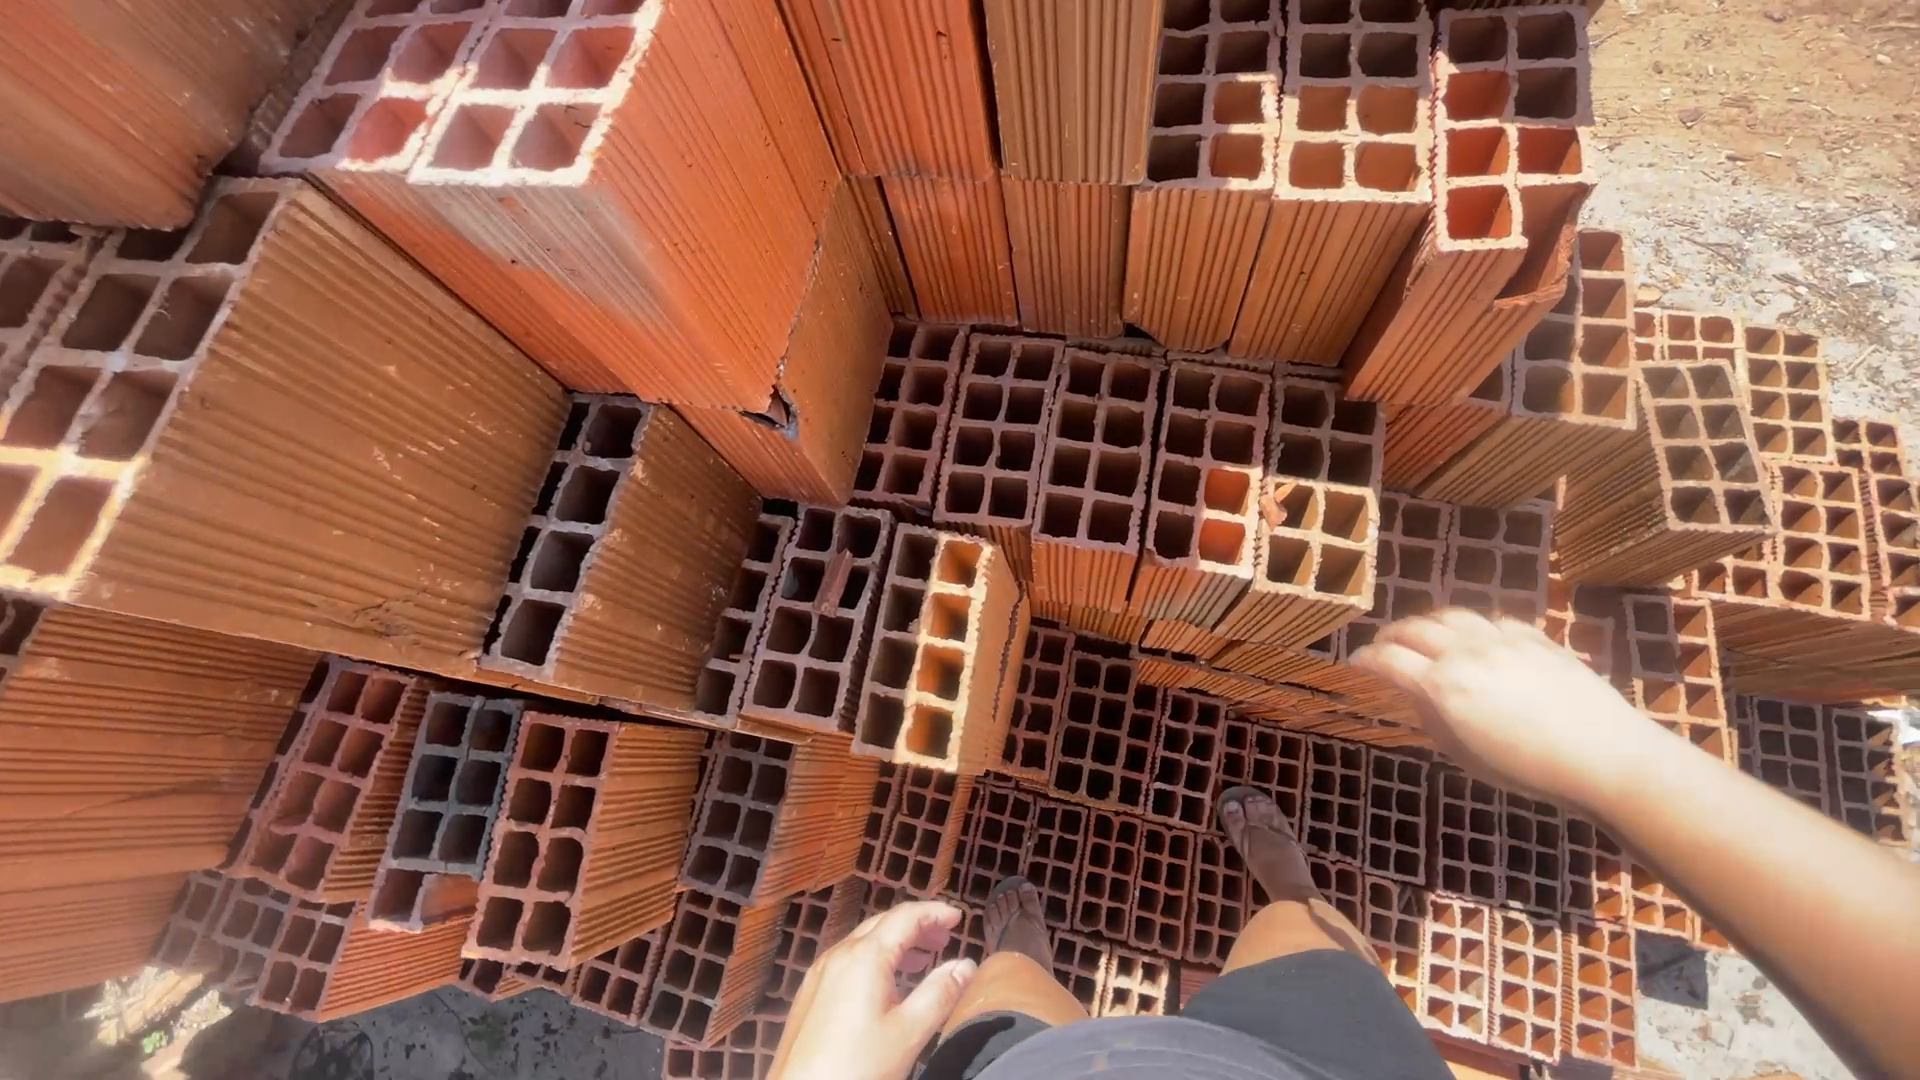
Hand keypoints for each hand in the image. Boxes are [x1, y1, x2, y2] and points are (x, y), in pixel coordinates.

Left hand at [768, 901, 977, 1079]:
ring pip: (864, 941)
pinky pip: (848, 959)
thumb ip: (939, 994)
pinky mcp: (810, 992)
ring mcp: (821, 972)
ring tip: (922, 959)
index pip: (906, 917)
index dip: (935, 913)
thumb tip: (966, 964)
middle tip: (944, 938)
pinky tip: (885, 984)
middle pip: (884, 924)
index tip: (958, 917)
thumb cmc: (858, 1068)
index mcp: (866, 955)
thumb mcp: (908, 1033)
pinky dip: (875, 958)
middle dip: (917, 926)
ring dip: (896, 942)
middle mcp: (840, 953)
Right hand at [1351, 608, 1663, 813]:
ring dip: (1428, 623)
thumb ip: (1432, 715)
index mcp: (1442, 686)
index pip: (1387, 660)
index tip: (1355, 661)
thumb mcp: (1463, 753)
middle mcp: (1466, 653)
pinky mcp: (1537, 639)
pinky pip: (1494, 621)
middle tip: (1382, 646)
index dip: (1364, 658)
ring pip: (1451, 615)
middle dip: (1390, 636)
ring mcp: (1503, 641)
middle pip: (1413, 629)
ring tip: (1423, 635)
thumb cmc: (1529, 770)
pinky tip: (1476, 640)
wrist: (1611, 760)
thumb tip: (1418, 692)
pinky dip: (1474, 627)